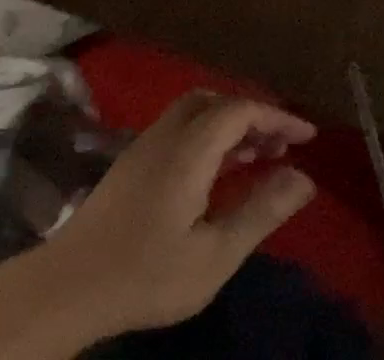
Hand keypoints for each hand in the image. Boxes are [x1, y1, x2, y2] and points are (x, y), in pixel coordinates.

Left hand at [39, 92, 318, 337]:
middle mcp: (158, 140)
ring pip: (187, 116)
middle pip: (206, 102)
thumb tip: (303, 177)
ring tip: (263, 157)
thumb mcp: (216, 252)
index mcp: (182, 154)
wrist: (74, 281)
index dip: (273, 116)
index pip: (232, 111)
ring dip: (226, 126)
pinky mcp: (130, 167)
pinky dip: (206, 139)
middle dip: (248, 114)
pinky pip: (175, 134)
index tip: (309, 137)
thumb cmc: (149, 273)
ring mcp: (139, 151)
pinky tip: (223, 172)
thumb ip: (260, 210)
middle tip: (284, 146)